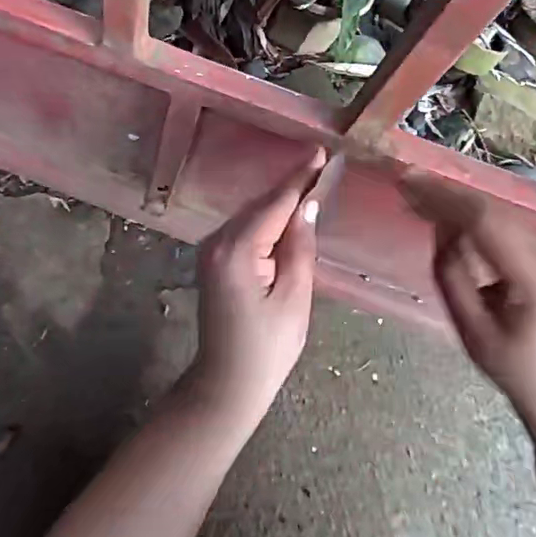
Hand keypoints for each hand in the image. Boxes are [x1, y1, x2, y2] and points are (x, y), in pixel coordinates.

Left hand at [184, 148, 325, 419]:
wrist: (227, 383)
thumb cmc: (268, 347)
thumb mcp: (294, 296)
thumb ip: (300, 245)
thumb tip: (308, 204)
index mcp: (236, 249)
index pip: (275, 203)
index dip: (300, 177)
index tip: (321, 153)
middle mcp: (217, 241)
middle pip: (261, 205)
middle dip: (292, 186)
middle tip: (323, 166)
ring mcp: (211, 249)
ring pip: (253, 214)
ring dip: (281, 201)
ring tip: (313, 183)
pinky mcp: (214, 259)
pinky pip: (246, 229)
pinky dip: (268, 219)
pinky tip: (288, 214)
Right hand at [407, 179, 535, 435]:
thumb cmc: (514, 371)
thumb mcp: (472, 331)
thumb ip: (451, 275)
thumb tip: (439, 227)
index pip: (485, 223)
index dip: (444, 199)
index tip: (410, 184)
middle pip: (492, 212)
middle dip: (447, 195)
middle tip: (409, 184)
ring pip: (499, 214)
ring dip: (459, 203)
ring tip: (421, 194)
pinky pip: (506, 226)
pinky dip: (474, 216)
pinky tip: (448, 212)